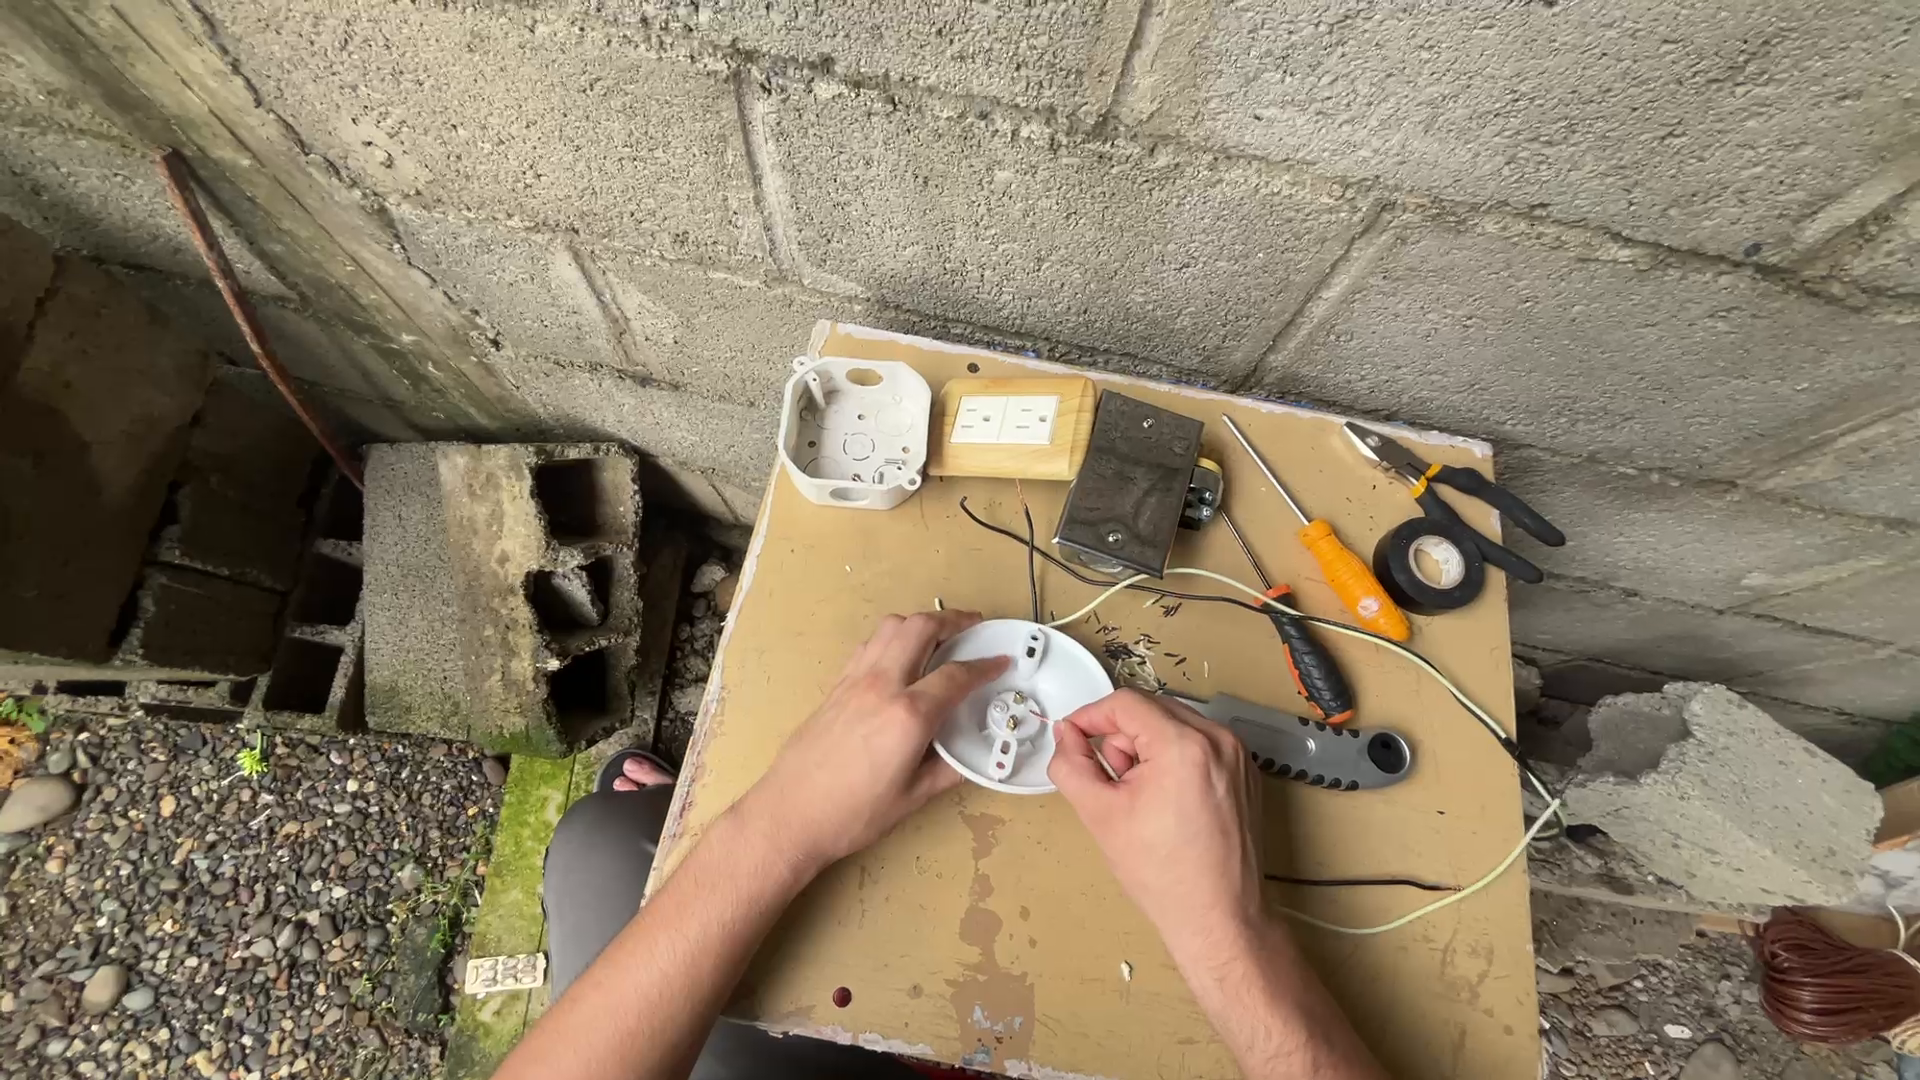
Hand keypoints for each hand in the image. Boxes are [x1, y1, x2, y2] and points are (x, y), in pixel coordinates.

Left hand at [740, 609, 1007, 870]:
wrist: (790, 814)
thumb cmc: (852, 814)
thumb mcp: (914, 797)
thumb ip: (950, 769)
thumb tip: (975, 754)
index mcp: (908, 715)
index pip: (956, 675)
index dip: (985, 666)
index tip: (1001, 661)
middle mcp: (882, 686)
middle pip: (921, 628)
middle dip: (953, 620)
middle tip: (974, 626)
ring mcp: (855, 680)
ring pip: (891, 627)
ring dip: (921, 622)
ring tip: (940, 635)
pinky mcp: (837, 685)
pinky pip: (870, 644)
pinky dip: (893, 637)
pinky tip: (902, 656)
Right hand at [1048, 689, 1263, 956]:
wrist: (1220, 919)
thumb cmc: (1161, 873)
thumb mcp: (1098, 814)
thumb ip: (1071, 764)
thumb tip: (1065, 733)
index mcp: (1183, 745)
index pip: (1124, 703)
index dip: (1090, 716)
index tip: (1072, 738)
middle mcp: (1217, 739)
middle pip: (1149, 708)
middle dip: (1118, 734)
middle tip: (1108, 776)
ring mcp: (1237, 753)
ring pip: (1172, 721)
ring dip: (1144, 744)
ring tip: (1138, 791)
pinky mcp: (1245, 769)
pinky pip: (1196, 740)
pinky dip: (1171, 754)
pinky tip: (1164, 795)